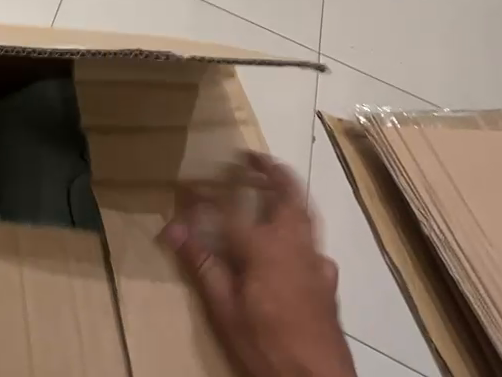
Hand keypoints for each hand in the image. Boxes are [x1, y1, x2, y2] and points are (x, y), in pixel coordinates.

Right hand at [160, 152, 356, 376]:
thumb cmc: (267, 346)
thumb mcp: (225, 310)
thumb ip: (203, 265)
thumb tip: (173, 228)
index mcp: (262, 247)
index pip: (227, 208)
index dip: (204, 193)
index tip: (185, 183)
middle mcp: (293, 245)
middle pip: (285, 195)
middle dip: (269, 171)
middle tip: (251, 156)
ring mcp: (315, 262)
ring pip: (306, 214)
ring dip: (290, 192)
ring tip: (275, 181)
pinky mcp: (328, 282)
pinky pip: (314, 242)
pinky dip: (302, 229)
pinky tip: (294, 243)